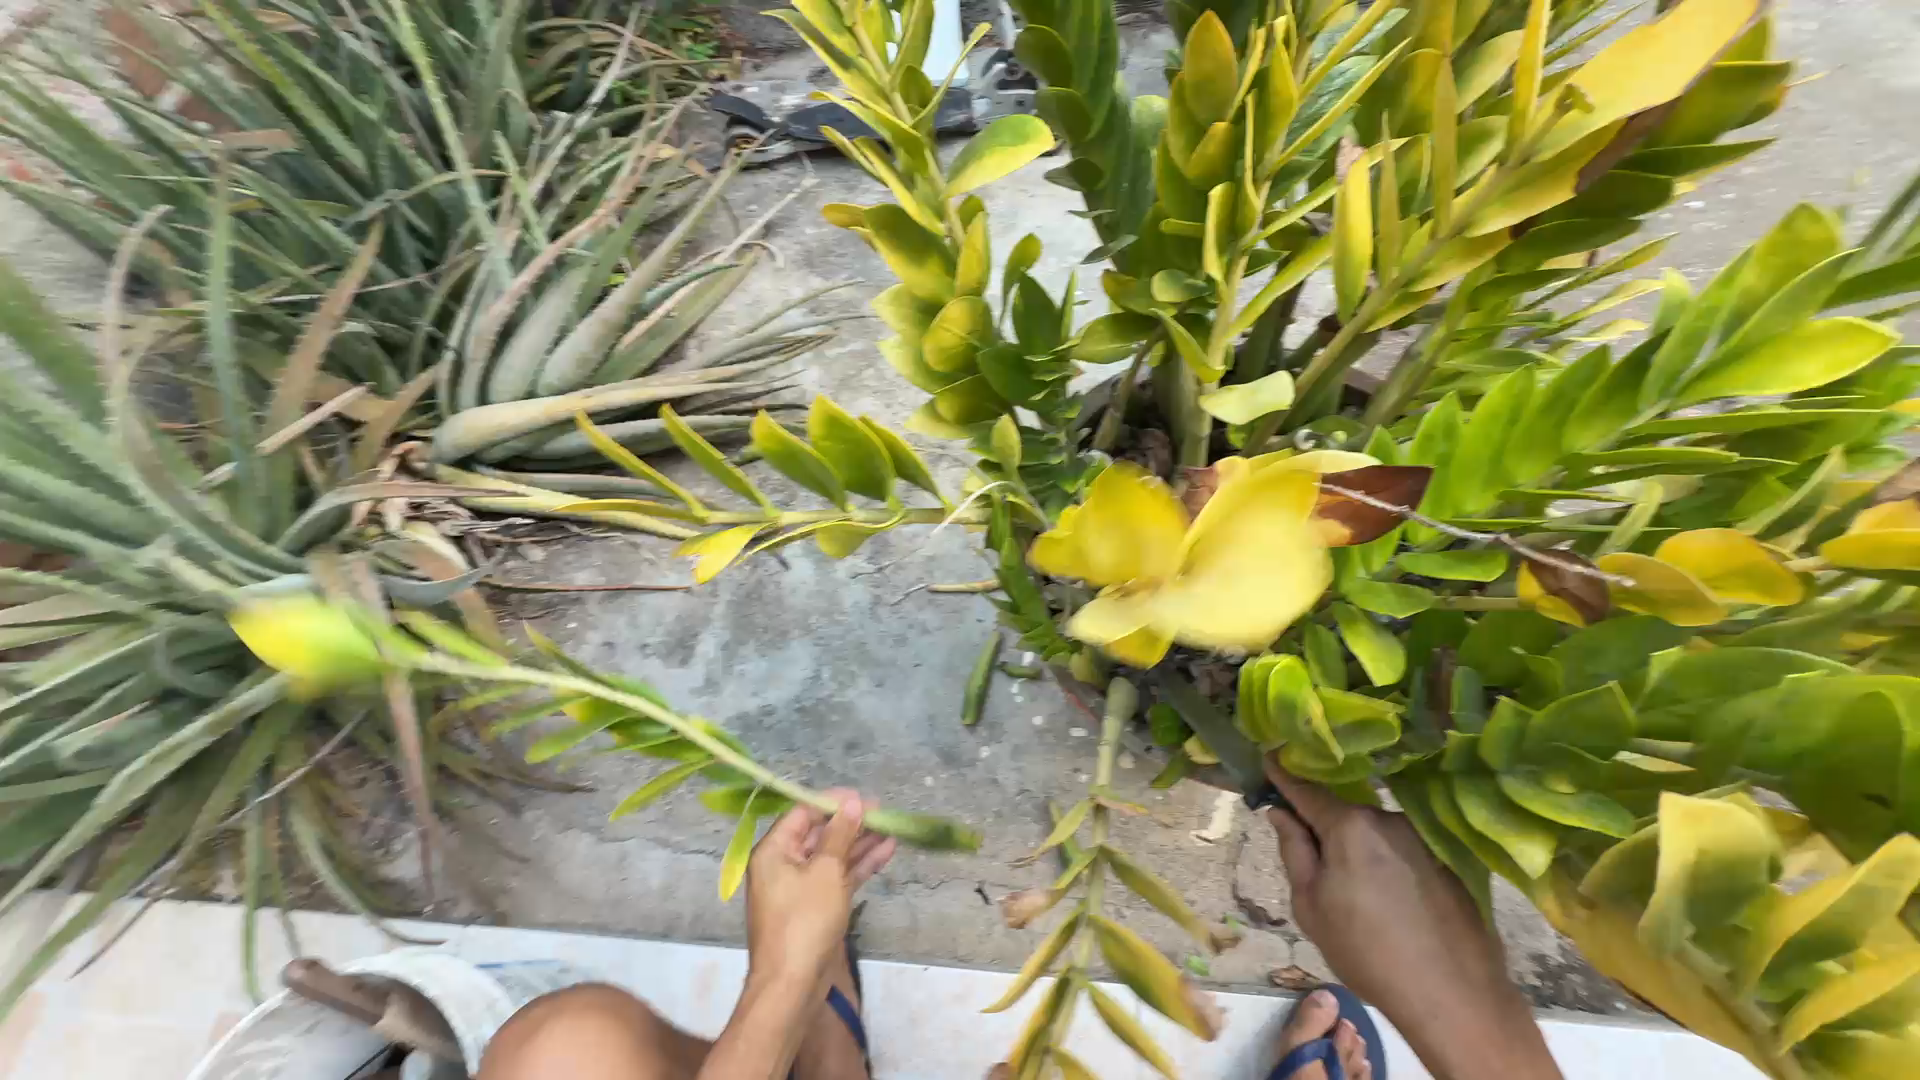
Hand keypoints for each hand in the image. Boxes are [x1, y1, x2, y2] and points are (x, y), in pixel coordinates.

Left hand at [745, 790, 895, 991]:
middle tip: (882, 813)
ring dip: (860, 843)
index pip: (803, 813)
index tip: (862, 798)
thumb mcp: (826, 871)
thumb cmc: (804, 920)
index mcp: (774, 851)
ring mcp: (801, 887)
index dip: (832, 802)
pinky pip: (838, 877)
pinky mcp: (816, 906)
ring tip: (891, 830)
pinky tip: (885, 853)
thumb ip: (840, 834)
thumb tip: (852, 804)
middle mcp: (783, 864)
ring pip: (833, 855)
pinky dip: (859, 866)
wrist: (793, 985)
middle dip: (851, 823)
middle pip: (820, 834)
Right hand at [1263, 760, 1561, 1079]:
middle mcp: (1387, 820)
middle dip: (1322, 827)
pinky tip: (1388, 904)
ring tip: (1353, 895)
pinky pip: (1400, 852)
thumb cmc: (1366, 951)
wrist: (1455, 1000)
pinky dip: (1384, 865)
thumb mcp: (1310, 905)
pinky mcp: (1445, 863)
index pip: (1305, 789)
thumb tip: (1282, 813)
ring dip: (1356, 849)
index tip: (1268, 755)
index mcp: (1349, 825)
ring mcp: (1421, 840)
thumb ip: (1294, 850)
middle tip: (1310, 864)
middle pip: (1341, 813)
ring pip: (1371, 834)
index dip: (1283, 774)